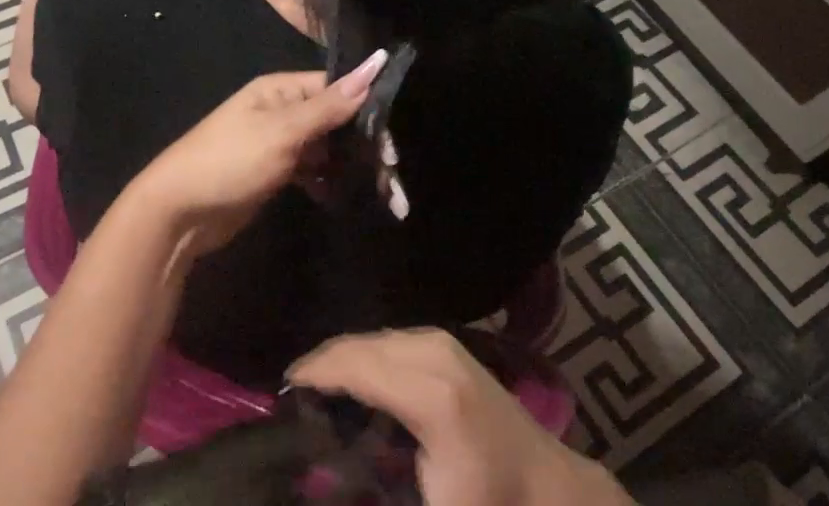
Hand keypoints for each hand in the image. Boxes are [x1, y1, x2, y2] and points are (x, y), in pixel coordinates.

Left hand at [123, 50, 387, 255]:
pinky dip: (328, 183)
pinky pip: (312, 171)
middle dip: (365, 147)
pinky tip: (342, 199)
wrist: (178, 213)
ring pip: (327, 149)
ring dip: (351, 168)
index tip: (393, 145)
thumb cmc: (229, 162)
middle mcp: (281, 111)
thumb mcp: (282, 132)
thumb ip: (330, 104)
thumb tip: (378, 61)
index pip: (337, 89)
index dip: (368, 111)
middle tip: (391, 180)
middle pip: (336, 120)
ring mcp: (277, 143)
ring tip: (381, 197)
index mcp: (280, 89)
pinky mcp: (275, 173)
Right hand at [288, 330, 635, 505]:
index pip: (352, 367)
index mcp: (430, 396)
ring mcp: (440, 343)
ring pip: (370, 339)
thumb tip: (319, 483)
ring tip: (316, 392)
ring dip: (340, 360)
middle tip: (291, 401)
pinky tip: (353, 382)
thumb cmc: (487, 501)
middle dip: (320, 367)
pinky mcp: (445, 343)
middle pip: (357, 347)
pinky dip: (363, 355)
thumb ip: (371, 486)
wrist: (548, 488)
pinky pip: (387, 340)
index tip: (280, 398)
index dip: (312, 377)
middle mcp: (432, 355)